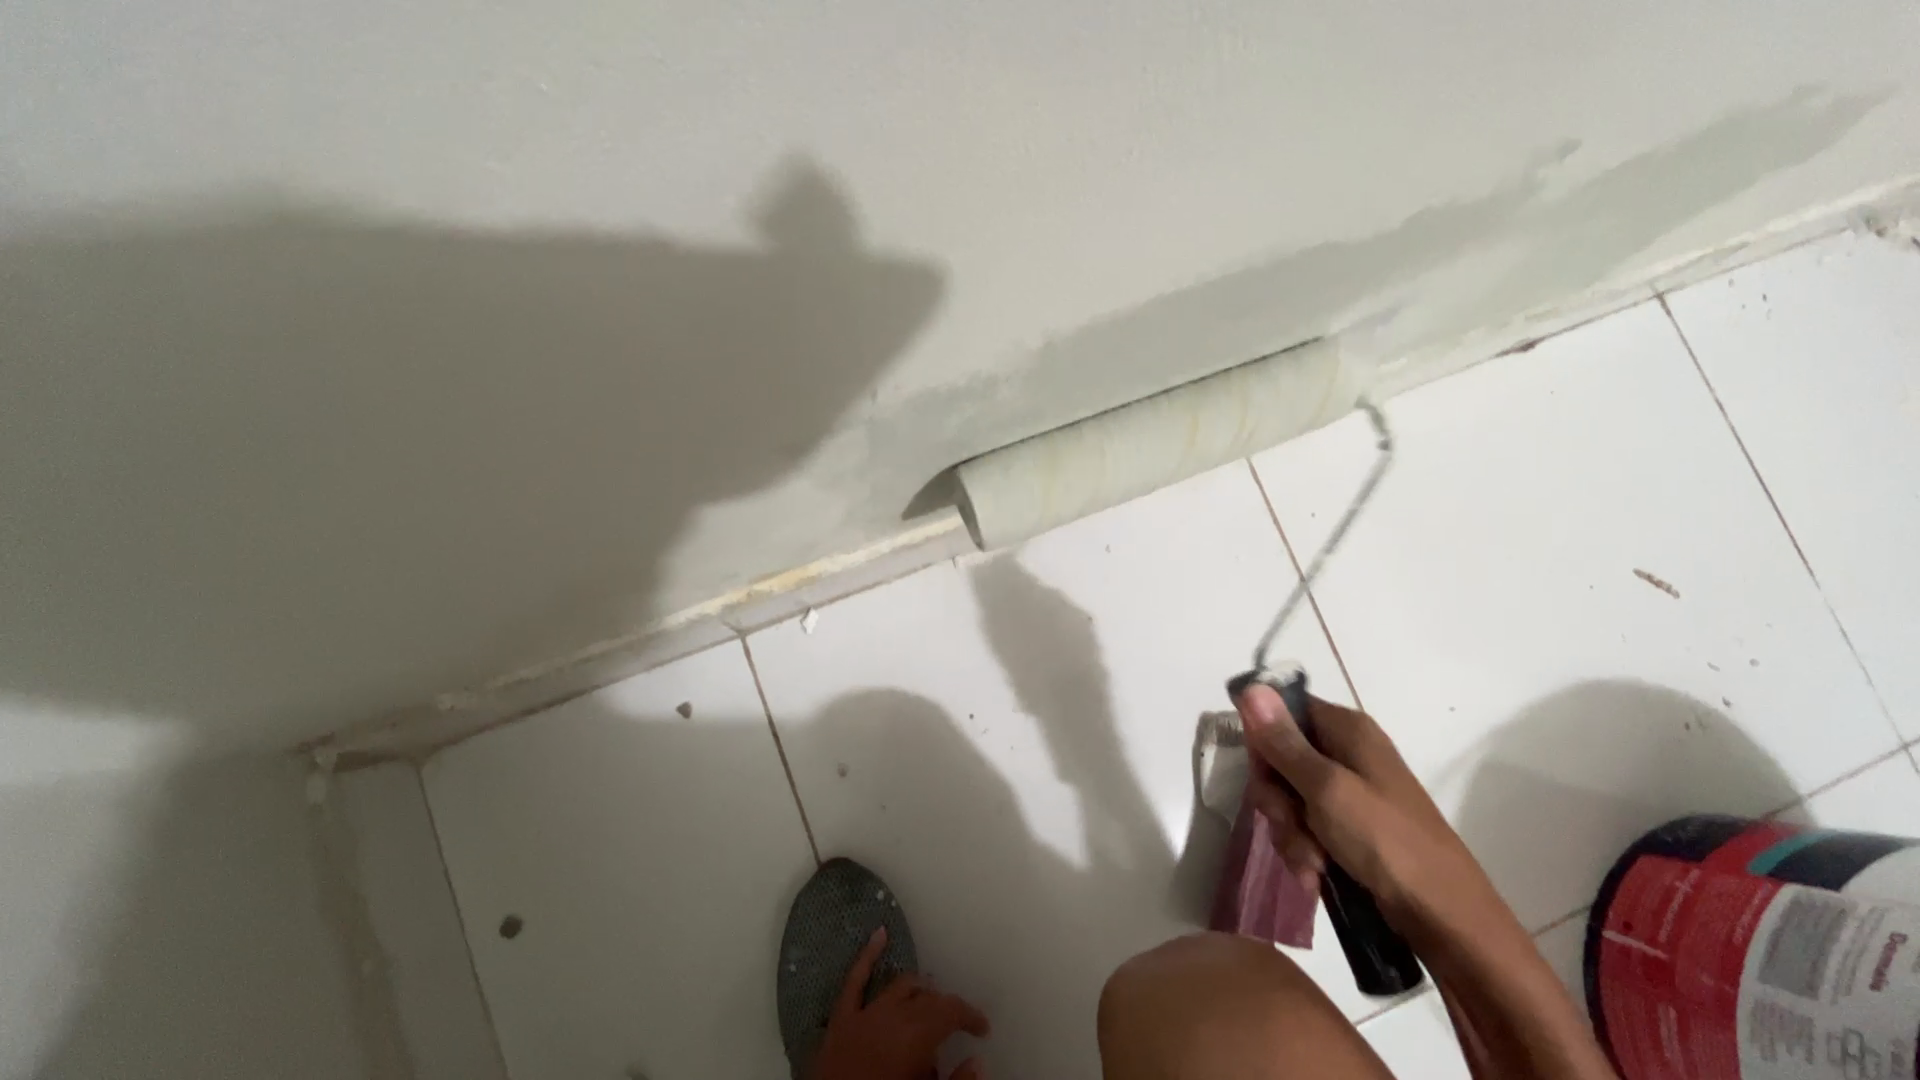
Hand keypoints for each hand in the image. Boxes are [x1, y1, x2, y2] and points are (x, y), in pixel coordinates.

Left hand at [809, 927, 990, 1079]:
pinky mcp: (840, 1020)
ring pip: (900, 987)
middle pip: (927, 1000)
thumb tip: (977, 1061)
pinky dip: (868, 956)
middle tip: (957, 1026)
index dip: (970, 1016)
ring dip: (919, 989)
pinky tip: (880, 933)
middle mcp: (891, 1017)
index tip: (982, 1030)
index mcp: (915, 1037)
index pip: (951, 1012)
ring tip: (931, 997)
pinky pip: (855, 981)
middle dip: (946, 1008)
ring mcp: (863, 1015)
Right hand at [1230, 684, 1501, 937]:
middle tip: (1288, 821)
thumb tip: (1251, 687)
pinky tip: (1315, 874)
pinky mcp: (1348, 825)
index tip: (1263, 772)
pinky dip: (1305, 850)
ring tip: (1310, 861)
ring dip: (1290, 832)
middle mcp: (1346, 752)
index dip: (1264, 739)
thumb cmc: (1385, 839)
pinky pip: (1305, 826)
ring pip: (1288, 798)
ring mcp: (1348, 791)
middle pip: (1280, 759)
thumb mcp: (1325, 788)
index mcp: (1346, 729)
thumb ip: (1283, 742)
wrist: (1440, 911)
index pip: (1283, 710)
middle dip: (1277, 798)